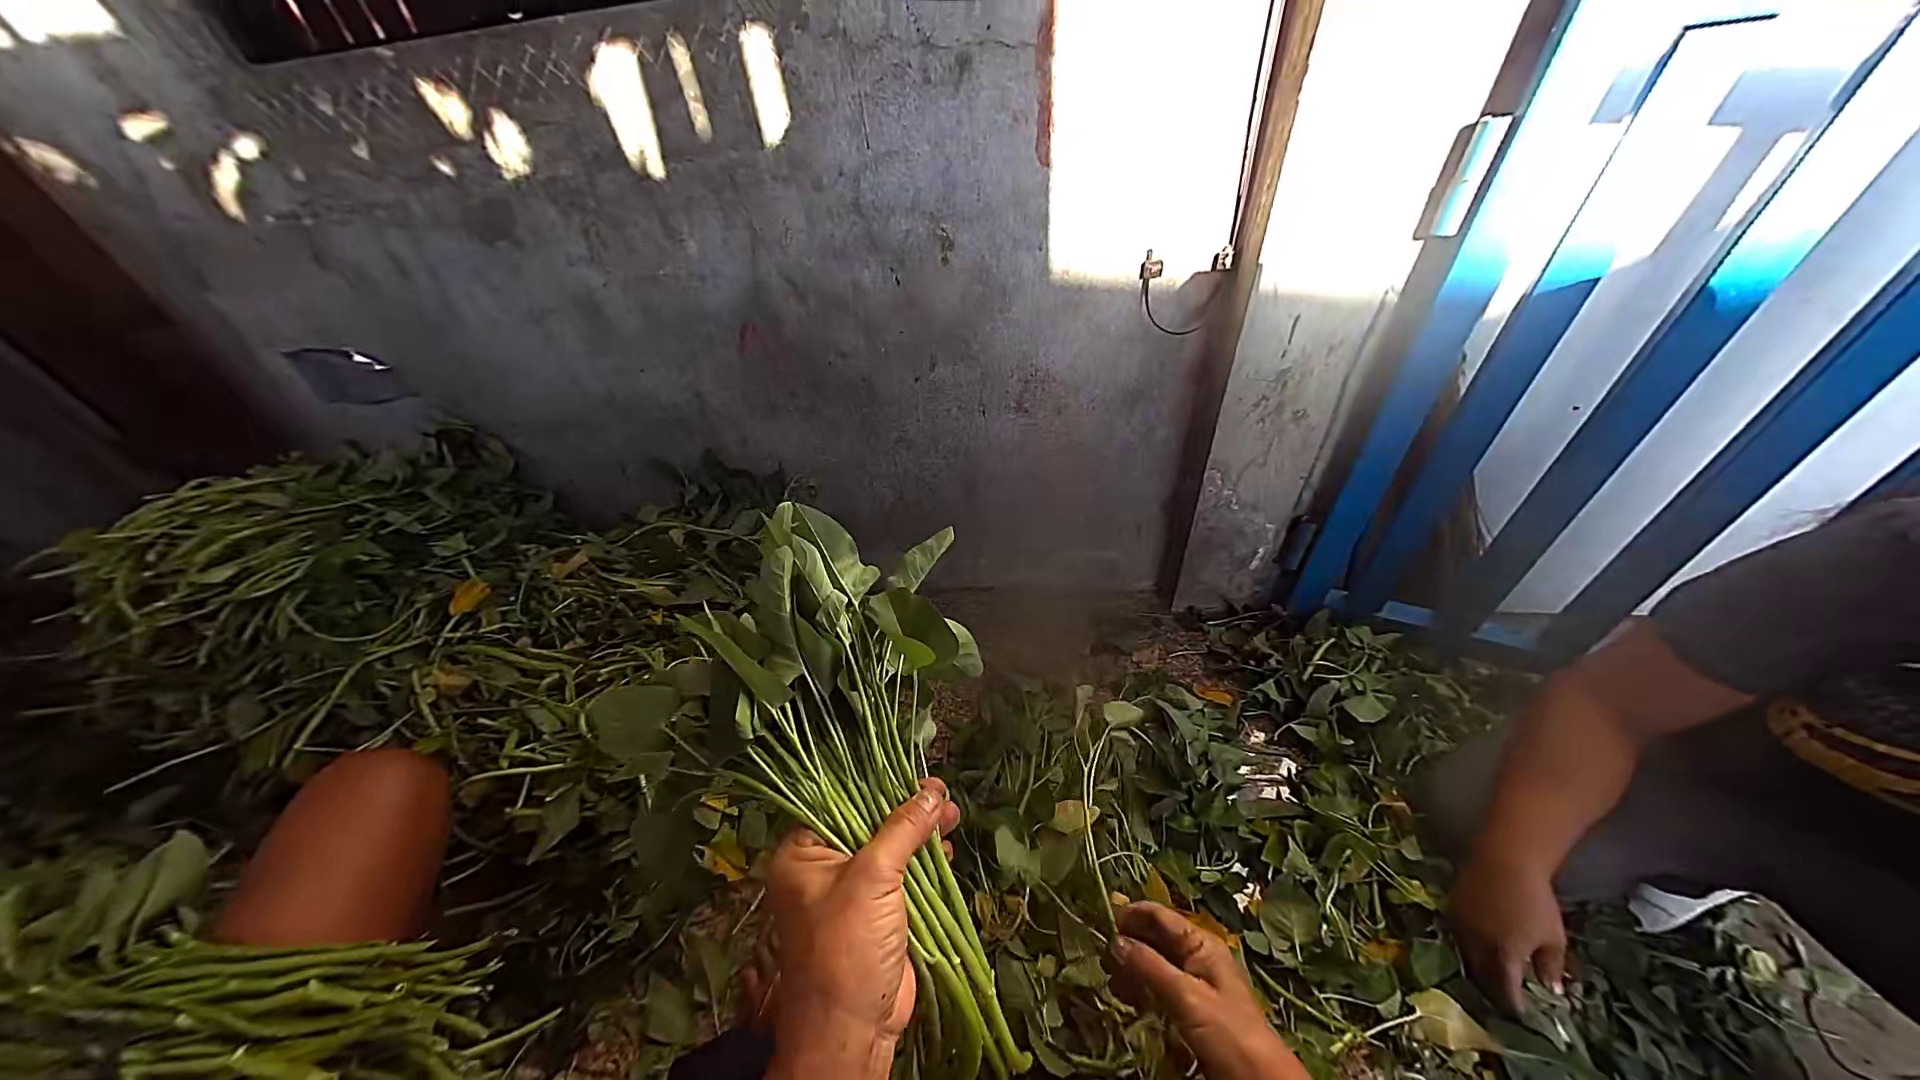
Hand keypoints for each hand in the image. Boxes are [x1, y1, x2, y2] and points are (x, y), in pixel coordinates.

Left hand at [764, 779, 959, 1079]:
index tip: (912, 772)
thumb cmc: (847, 948)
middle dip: (907, 809)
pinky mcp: (877, 911)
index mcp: (803, 854)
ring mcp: (852, 890)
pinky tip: (945, 849)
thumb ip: (902, 829)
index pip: (838, 802)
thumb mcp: (873, 877)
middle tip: (940, 793)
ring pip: (889, 847)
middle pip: (868, 822)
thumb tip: (931, 792)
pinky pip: (902, 874)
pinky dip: (924, 861)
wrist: (853, 1029)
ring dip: (920, 833)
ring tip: (951, 814)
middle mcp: (823, 867)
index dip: (877, 785)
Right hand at [1110, 902, 1307, 1079]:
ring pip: (1154, 963)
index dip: (1130, 913)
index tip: (1099, 919)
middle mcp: (1197, 956)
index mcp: (1201, 943)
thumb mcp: (1186, 996)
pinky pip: (1159, 988)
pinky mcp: (1191, 1010)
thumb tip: (1115, 940)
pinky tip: (1127, 999)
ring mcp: (1194, 983)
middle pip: (1155, 937)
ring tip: (1111, 981)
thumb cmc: (1228, 1034)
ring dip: (1132, 968)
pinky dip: (1141, 989)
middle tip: (1099, 955)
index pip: (1159, 915)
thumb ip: (1150, 966)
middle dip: (1128, 942)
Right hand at [1452, 853, 1565, 1009]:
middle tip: (1501, 993)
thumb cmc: (1535, 901)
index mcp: (1504, 953)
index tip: (1520, 1012)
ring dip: (1475, 964)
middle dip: (1491, 985)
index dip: (1512, 1003)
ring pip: (1463, 952)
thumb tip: (1551, 990)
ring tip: (1486, 970)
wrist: (1505, 860)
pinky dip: (1465, 943)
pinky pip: (1455, 933)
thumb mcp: (1553, 937)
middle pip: (1480, 971)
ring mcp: (1461, 922)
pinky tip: (1474, 943)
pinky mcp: (1451, 905)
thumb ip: (1551, 966)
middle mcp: (1477, 941)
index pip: (1505, 987)